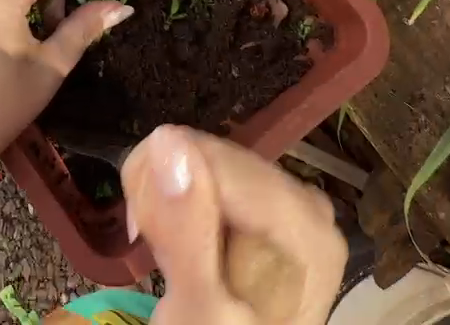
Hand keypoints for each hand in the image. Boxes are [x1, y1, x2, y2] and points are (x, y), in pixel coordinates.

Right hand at [124, 126, 346, 324]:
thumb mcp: (197, 313)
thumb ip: (185, 230)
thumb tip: (166, 140)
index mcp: (304, 227)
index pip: (211, 160)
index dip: (162, 185)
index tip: (143, 235)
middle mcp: (306, 204)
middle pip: (209, 154)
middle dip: (165, 191)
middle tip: (153, 248)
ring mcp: (291, 205)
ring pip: (202, 158)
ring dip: (167, 197)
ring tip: (168, 252)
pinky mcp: (273, 208)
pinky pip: (210, 172)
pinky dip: (181, 200)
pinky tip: (183, 243)